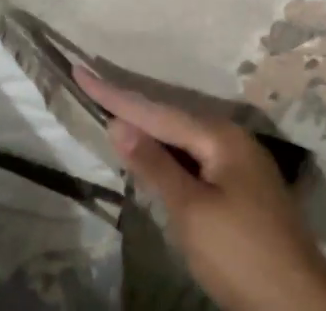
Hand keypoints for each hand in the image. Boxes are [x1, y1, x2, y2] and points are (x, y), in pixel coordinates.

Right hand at [76, 67, 325, 310]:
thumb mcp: (190, 211)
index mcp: (221, 138)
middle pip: (171, 119)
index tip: (80, 70)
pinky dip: (167, 153)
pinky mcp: (244, 192)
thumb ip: (153, 164)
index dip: (114, 94)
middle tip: (92, 87)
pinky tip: (152, 156)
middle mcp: (234, 141)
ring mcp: (243, 167)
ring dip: (148, 129)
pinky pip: (195, 159)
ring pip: (183, 139)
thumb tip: (117, 123)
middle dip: (131, 105)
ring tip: (112, 113)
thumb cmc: (242, 255)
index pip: (155, 112)